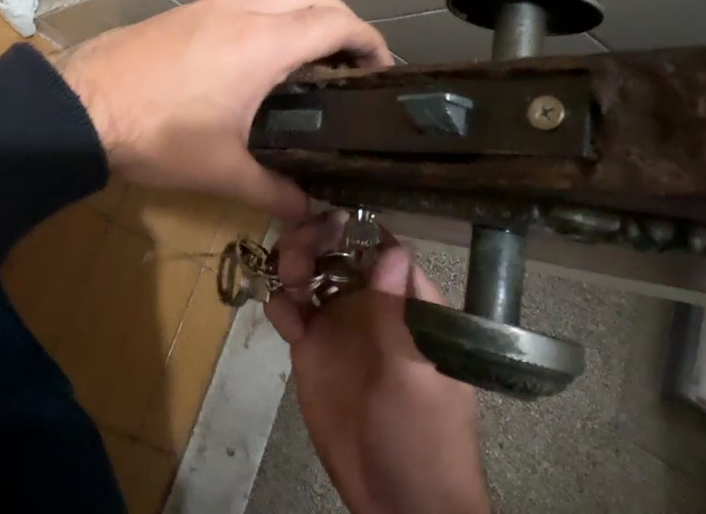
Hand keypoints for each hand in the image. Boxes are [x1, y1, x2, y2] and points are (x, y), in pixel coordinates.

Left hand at [54, 0, 388, 222]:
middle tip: (354, 66)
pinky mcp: (186, 11)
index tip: (384, 70)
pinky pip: (246, 3)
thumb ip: (276, 191)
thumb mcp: (223, 171)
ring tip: (312, 66)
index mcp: (262, 42)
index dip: (370, 41)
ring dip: (304, 19)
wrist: (78, 106)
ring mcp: (210, 5)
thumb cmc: (157, 136)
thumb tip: (311, 211)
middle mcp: (242, 10)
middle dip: (344, 23)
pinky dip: (271, 20)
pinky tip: (260, 62)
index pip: (336, 23)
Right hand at [265, 213, 489, 513]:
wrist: (399, 502)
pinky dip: (280, 302)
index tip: (323, 220)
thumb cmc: (425, 438)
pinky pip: (290, 309)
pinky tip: (284, 320)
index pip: (380, 245)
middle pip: (336, 249)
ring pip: (310, 271)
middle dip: (312, 240)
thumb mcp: (415, 376)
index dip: (351, 228)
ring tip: (287, 284)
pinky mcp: (312, 348)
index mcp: (408, 302)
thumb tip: (392, 249)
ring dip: (292, 264)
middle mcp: (372, 302)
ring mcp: (340, 324)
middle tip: (294, 261)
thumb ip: (398, 315)